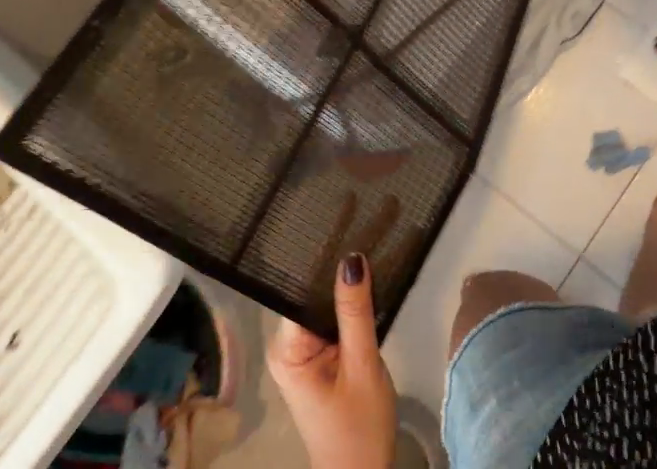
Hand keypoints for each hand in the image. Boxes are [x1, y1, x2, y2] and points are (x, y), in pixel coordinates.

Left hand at [267, 253, 397, 468]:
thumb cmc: (359, 426)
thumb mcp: (363, 365)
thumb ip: (355, 312)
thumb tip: (352, 259)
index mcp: (286, 349)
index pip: (301, 291)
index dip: (323, 263)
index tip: (347, 229)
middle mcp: (286, 347)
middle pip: (311, 297)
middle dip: (337, 274)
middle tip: (368, 235)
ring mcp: (301, 354)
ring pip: (322, 308)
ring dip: (345, 291)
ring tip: (370, 252)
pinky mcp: (317, 360)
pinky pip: (330, 323)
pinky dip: (348, 311)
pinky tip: (366, 289)